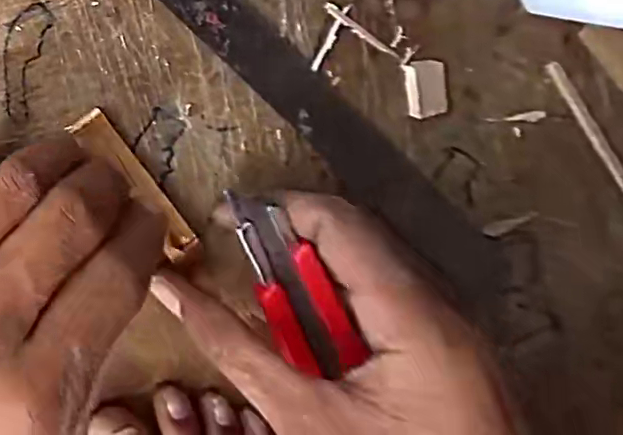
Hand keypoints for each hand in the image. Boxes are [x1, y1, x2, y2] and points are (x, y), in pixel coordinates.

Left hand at [0, 136, 166, 434]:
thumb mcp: (40, 434)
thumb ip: (84, 364)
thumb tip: (118, 272)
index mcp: (35, 389)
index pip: (112, 282)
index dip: (141, 239)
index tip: (150, 220)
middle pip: (68, 222)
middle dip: (105, 189)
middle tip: (116, 178)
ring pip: (13, 185)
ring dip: (54, 157)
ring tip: (74, 150)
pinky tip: (9, 154)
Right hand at [148, 193, 519, 434]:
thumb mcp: (303, 420)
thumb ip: (230, 342)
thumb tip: (166, 281)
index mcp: (417, 320)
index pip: (332, 218)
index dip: (270, 209)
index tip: (223, 229)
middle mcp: (445, 317)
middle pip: (350, 236)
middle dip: (285, 243)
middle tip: (242, 270)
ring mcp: (456, 341)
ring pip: (366, 268)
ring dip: (308, 276)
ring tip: (275, 315)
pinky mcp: (454, 365)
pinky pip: (385, 303)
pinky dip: (336, 305)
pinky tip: (316, 345)